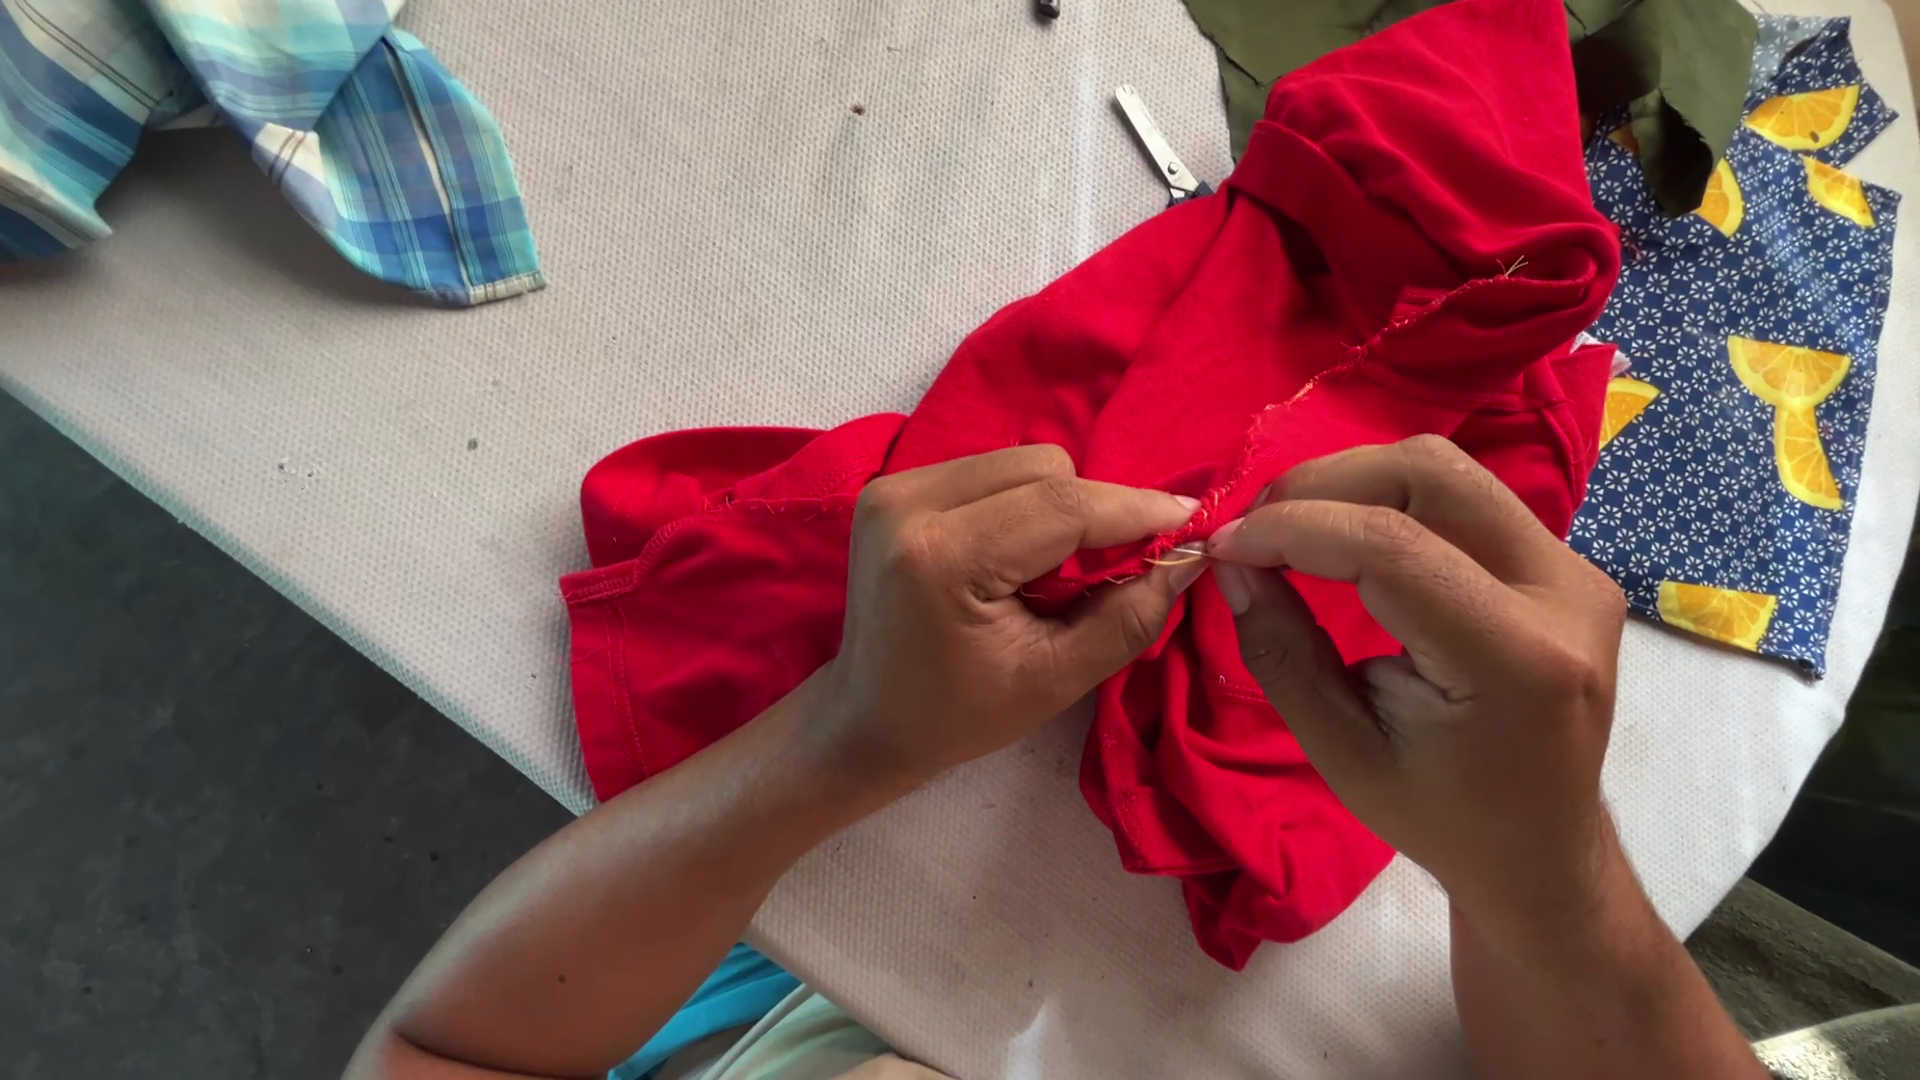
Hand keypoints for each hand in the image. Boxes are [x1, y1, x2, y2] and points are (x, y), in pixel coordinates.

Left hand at [817, 446, 1203, 787]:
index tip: (1192, 520)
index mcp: (940, 557)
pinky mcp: (891, 485)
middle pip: (1044, 467)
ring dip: (1057, 505)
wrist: (866, 717)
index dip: (1136, 509)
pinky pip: (989, 469)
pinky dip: (1021, 501)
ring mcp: (892, 486)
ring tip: (1048, 569)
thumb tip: (1189, 555)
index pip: (1062, 505)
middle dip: (1093, 511)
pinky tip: (1012, 553)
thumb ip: (1128, 617)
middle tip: (1105, 569)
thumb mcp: (1053, 681)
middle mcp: (908, 502)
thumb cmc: (956, 714)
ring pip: (1020, 460)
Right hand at [1204, 436, 1627, 946]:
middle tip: (1254, 529)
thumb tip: (1231, 565)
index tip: (1223, 546)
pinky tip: (1335, 533)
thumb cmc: (1437, 815)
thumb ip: (1280, 650)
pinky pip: (1455, 492)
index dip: (1291, 529)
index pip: (1390, 545)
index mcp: (1512, 659)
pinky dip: (1377, 496)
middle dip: (1319, 485)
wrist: (1540, 848)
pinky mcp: (1556, 561)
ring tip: (1286, 527)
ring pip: (1442, 467)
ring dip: (1346, 482)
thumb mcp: (1337, 749)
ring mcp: (1570, 568)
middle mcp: (1561, 592)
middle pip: (1428, 473)